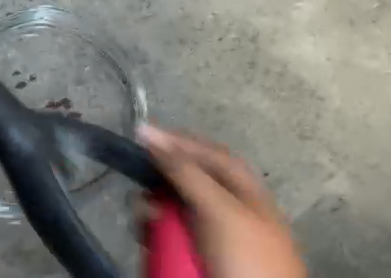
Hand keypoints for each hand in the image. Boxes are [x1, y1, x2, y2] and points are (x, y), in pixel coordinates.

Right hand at [140, 125, 305, 277]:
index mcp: (248, 195)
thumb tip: (147, 131)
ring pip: (173, 209)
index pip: (212, 154)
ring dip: (153, 210)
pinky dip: (155, 232)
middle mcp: (232, 212)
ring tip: (145, 219)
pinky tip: (148, 236)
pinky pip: (170, 235)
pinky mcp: (199, 258)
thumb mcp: (220, 211)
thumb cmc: (247, 259)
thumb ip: (185, 170)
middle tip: (141, 186)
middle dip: (159, 182)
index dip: (180, 141)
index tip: (143, 136)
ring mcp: (216, 238)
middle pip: (187, 181)